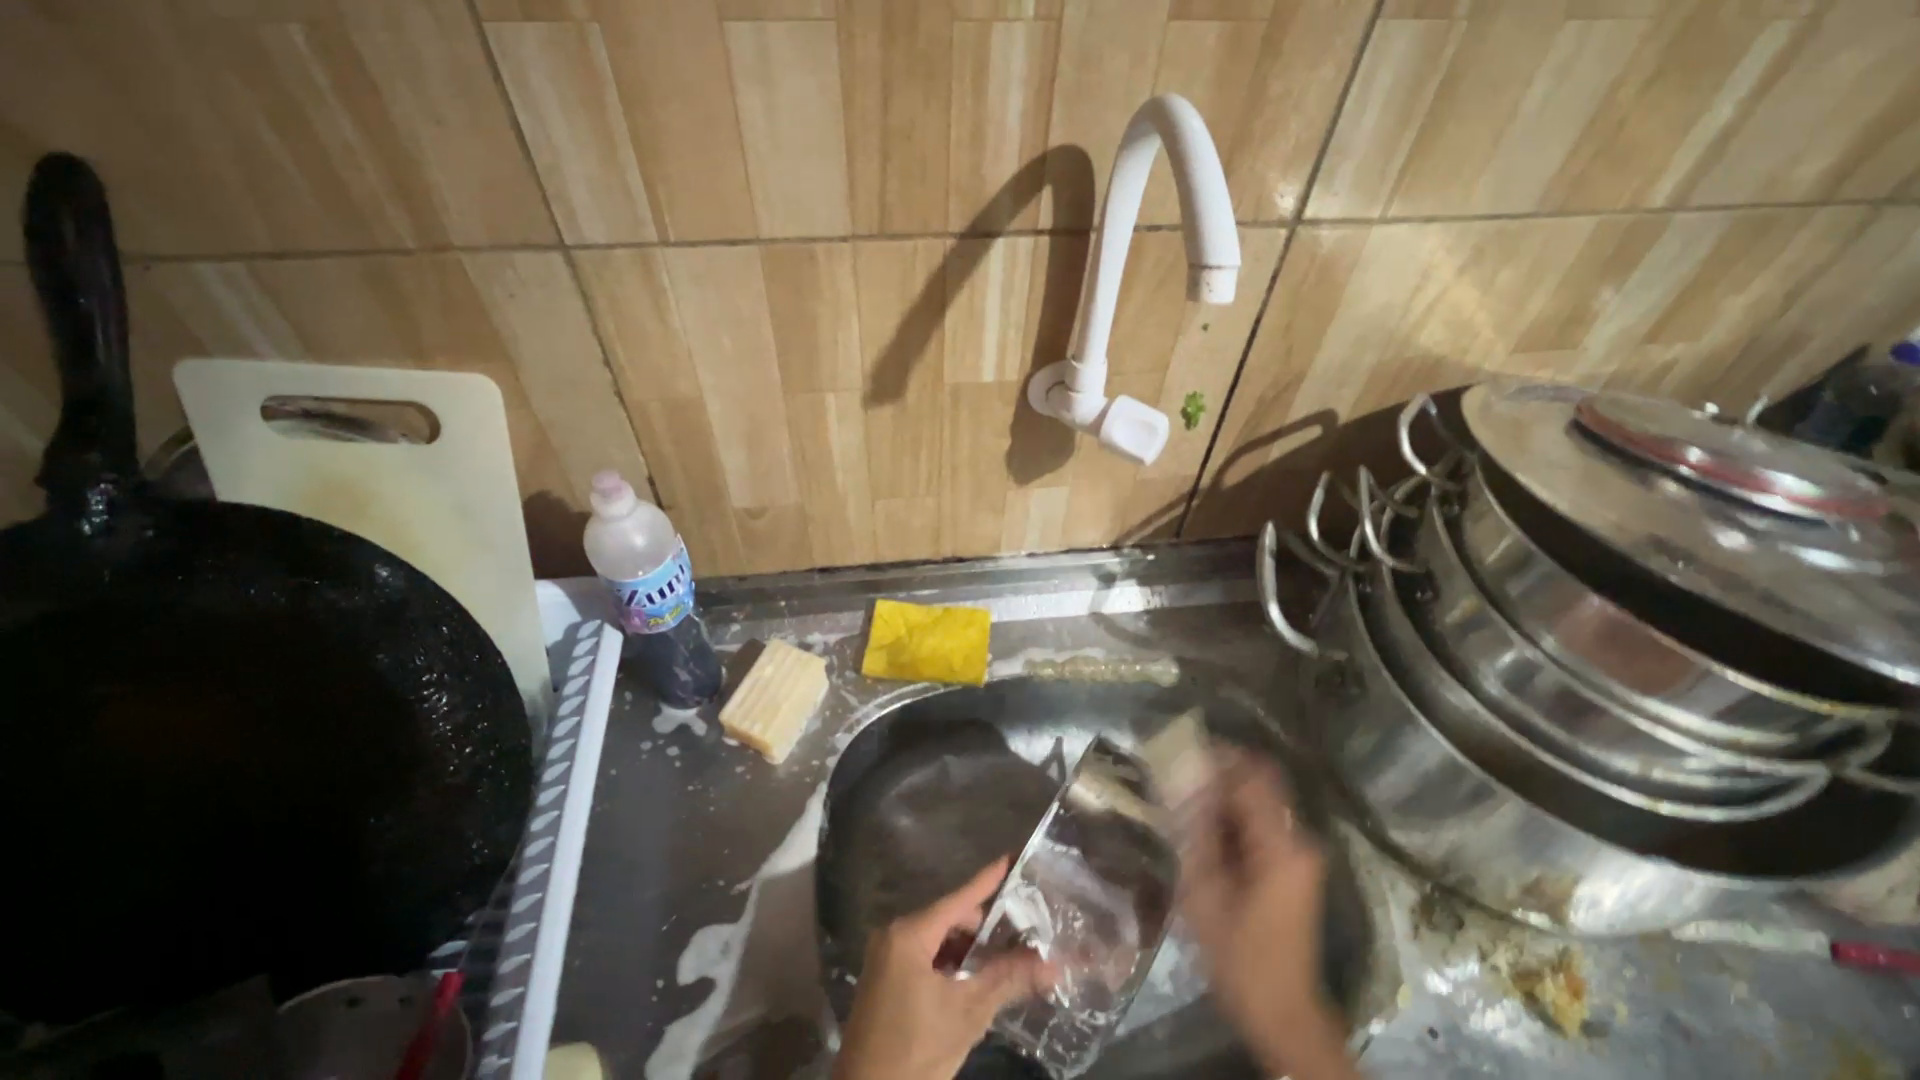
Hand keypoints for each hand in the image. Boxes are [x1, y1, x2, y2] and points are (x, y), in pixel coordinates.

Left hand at [833, 858, 1051, 1079]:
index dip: (987, 880)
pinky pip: (925, 958)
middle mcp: (892, 936)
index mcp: (908, 935)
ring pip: (939, 942)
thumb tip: (1052, 964)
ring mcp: (886, 959)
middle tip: (1022, 939)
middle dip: (984, 930)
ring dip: (969, 952)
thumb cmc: (916, 1049)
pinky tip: (974, 982)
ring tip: (1006, 963)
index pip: (958, 899)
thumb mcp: (967, 1012)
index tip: (1011, 858)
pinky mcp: (885, 980)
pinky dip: (950, 966)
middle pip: (950, 920)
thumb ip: (1008, 980)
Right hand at [1180, 750, 1356, 1079]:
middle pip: (1257, 785)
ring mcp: (1298, 856)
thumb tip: (1179, 780)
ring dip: (1219, 799)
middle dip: (1214, 775)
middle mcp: (1298, 840)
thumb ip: (1194, 832)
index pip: (1253, 775)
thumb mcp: (1205, 894)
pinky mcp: (1291, 870)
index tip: (1177, 749)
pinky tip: (1196, 834)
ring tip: (1175, 803)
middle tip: (1170, 776)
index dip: (1217, 755)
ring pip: (1256, 805)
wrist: (1283, 1013)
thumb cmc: (1241, 958)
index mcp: (1281, 844)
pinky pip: (1258, 827)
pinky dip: (1228, 822)